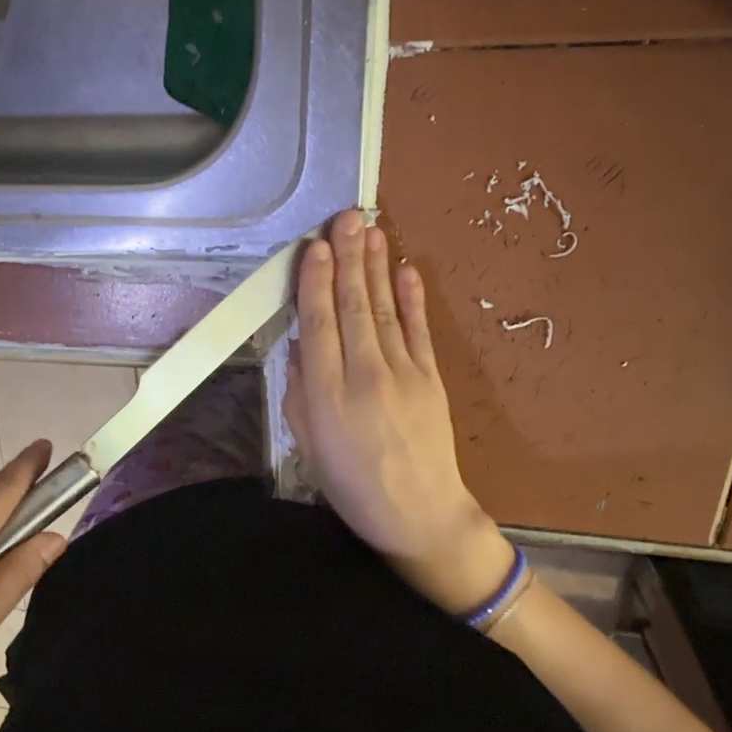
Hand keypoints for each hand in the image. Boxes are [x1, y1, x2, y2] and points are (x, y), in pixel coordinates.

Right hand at [283, 210, 513, 614]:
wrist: (419, 514)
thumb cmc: (352, 487)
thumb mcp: (310, 447)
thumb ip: (299, 394)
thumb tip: (300, 347)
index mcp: (327, 395)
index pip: (318, 324)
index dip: (314, 282)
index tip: (313, 246)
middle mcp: (365, 374)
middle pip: (353, 305)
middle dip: (347, 258)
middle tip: (344, 218)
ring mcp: (404, 373)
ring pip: (384, 309)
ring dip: (376, 266)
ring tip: (369, 229)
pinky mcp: (431, 378)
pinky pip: (419, 329)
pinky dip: (412, 297)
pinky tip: (405, 269)